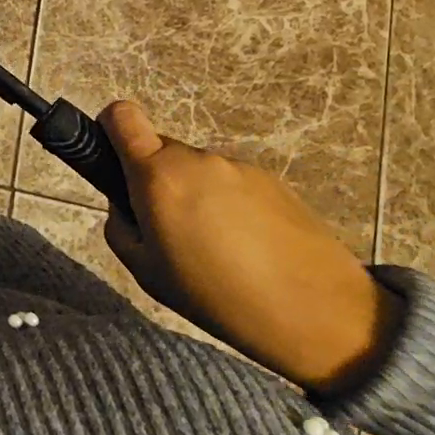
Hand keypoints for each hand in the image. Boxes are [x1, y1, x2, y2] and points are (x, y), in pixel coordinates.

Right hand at [99, 101, 403, 395]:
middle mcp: (197, 160)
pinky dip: (232, 209)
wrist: (324, 320)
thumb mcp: (145, 271)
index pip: (121, 115)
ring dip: (197, 197)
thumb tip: (127, 204)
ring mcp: (241, 169)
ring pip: (199, 173)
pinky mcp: (277, 184)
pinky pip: (235, 187)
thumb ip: (120, 225)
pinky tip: (251, 251)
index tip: (114, 159)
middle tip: (171, 231)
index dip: (109, 128)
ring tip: (219, 249)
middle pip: (161, 152)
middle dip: (157, 181)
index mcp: (157, 174)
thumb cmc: (218, 296)